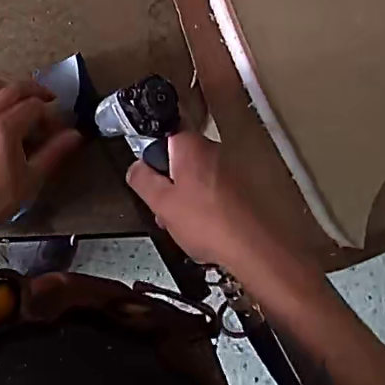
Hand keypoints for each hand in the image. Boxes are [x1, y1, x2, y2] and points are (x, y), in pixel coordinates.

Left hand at [0, 75, 81, 233]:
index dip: (49, 113)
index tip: (55, 125)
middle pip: (13, 88)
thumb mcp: (30, 178)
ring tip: (19, 97)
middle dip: (34, 90)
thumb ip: (53, 152)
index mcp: (5, 128)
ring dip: (8, 87)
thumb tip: (75, 135)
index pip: (34, 106)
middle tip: (46, 99)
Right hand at [126, 132, 288, 270]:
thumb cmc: (210, 223)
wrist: (249, 246)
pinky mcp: (238, 188)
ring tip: (180, 222)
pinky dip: (201, 205)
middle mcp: (212, 151)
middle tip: (162, 206)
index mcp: (191, 146)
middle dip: (167, 183)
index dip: (151, 160)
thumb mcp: (160, 202)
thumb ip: (142, 180)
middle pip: (178, 160)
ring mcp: (229, 168)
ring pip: (194, 178)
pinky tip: (199, 226)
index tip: (148, 177)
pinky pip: (210, 191)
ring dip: (183, 197)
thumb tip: (135, 169)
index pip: (162, 138)